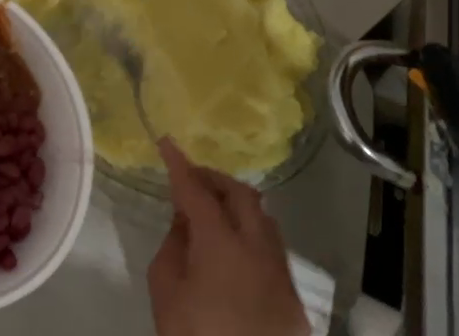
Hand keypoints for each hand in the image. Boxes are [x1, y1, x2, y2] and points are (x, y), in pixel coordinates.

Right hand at [147, 139, 308, 335]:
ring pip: (264, 220)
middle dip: (214, 179)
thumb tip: (185, 222)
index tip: (166, 142)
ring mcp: (280, 274)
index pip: (197, 189)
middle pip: (243, 196)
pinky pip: (271, 248)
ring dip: (237, 204)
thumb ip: (174, 246)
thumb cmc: (194, 335)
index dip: (179, 164)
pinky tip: (228, 248)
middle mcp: (258, 250)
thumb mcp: (166, 288)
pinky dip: (249, 232)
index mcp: (221, 243)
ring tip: (208, 210)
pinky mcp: (292, 300)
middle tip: (188, 177)